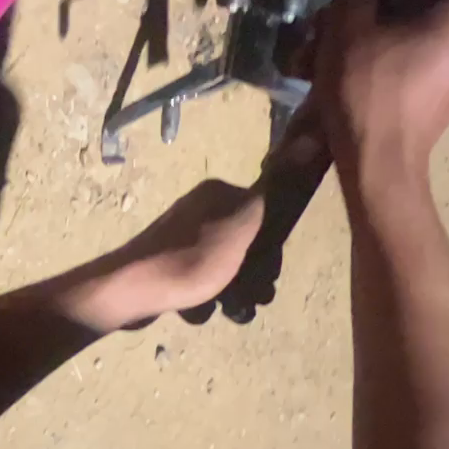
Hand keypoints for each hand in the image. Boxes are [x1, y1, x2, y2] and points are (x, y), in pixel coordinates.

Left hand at [57, 180, 264, 331]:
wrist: (134, 290)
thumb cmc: (193, 257)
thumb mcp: (244, 222)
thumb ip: (278, 189)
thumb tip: (314, 138)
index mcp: (218, 193)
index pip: (267, 218)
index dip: (272, 250)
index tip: (266, 270)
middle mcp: (200, 210)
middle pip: (249, 247)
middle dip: (253, 277)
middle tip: (247, 295)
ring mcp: (182, 238)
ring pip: (228, 270)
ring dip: (233, 294)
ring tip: (226, 306)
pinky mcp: (169, 265)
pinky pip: (203, 284)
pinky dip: (205, 300)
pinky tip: (198, 309)